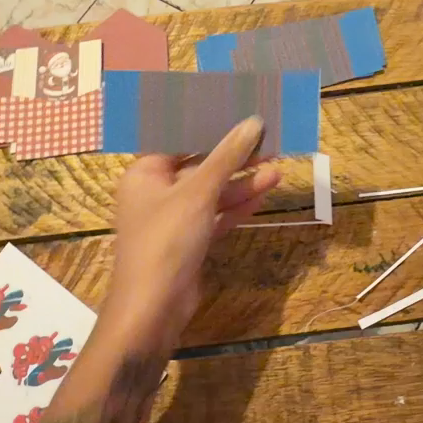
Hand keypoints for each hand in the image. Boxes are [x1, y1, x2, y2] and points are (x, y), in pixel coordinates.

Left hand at [107, 117, 279, 344]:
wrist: (153, 310)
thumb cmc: (166, 240)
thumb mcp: (198, 193)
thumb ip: (227, 157)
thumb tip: (254, 122)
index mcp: (145, 172)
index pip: (178, 139)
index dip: (209, 124)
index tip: (240, 111)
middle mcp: (156, 192)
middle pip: (199, 164)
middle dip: (233, 156)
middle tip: (269, 140)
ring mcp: (173, 219)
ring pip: (211, 192)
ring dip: (241, 182)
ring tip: (278, 169)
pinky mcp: (189, 242)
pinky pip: (215, 216)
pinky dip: (237, 206)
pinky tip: (264, 193)